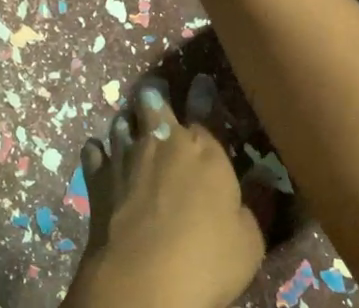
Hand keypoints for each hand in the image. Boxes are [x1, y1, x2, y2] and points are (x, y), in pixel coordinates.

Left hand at [65, 80, 263, 307]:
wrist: (143, 277)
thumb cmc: (206, 259)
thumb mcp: (249, 240)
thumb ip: (255, 205)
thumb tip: (263, 178)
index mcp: (203, 150)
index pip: (204, 110)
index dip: (203, 93)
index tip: (201, 81)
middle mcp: (161, 141)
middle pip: (153, 102)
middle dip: (154, 92)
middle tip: (155, 88)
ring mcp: (125, 156)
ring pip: (122, 122)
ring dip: (126, 120)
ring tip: (128, 120)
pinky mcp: (98, 177)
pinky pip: (94, 152)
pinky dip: (97, 150)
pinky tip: (97, 150)